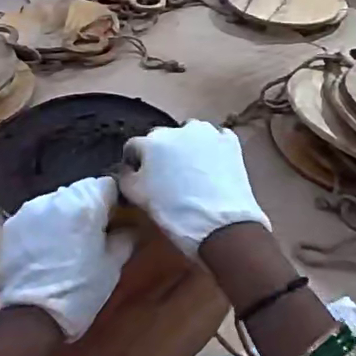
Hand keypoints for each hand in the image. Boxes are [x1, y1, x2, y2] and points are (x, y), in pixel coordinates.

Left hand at [0, 176, 135, 340]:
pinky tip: (46, 251)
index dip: (114, 202)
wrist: (30, 319)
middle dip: (89, 208)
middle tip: (93, 236)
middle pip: (80, 191)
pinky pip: (36, 216)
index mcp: (84, 203)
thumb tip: (129, 227)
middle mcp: (55, 197)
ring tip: (67, 245)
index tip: (115, 222)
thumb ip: (124, 238)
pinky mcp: (12, 224)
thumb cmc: (80, 292)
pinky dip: (44, 226)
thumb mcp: (112, 266)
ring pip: (57, 202)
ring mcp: (30, 209)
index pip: (106, 185)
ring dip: (65, 216)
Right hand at [119, 120, 268, 257]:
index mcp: (152, 141)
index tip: (141, 178)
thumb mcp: (138, 197)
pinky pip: (216, 139)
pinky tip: (213, 168)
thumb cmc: (174, 213)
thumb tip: (128, 169)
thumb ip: (126, 177)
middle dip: (161, 154)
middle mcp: (178, 129)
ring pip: (190, 135)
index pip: (134, 146)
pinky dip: (212, 149)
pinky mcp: (230, 142)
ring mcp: (207, 133)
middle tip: (167, 179)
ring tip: (193, 173)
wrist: (222, 226)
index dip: (135, 163)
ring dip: (187, 147)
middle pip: (162, 138)